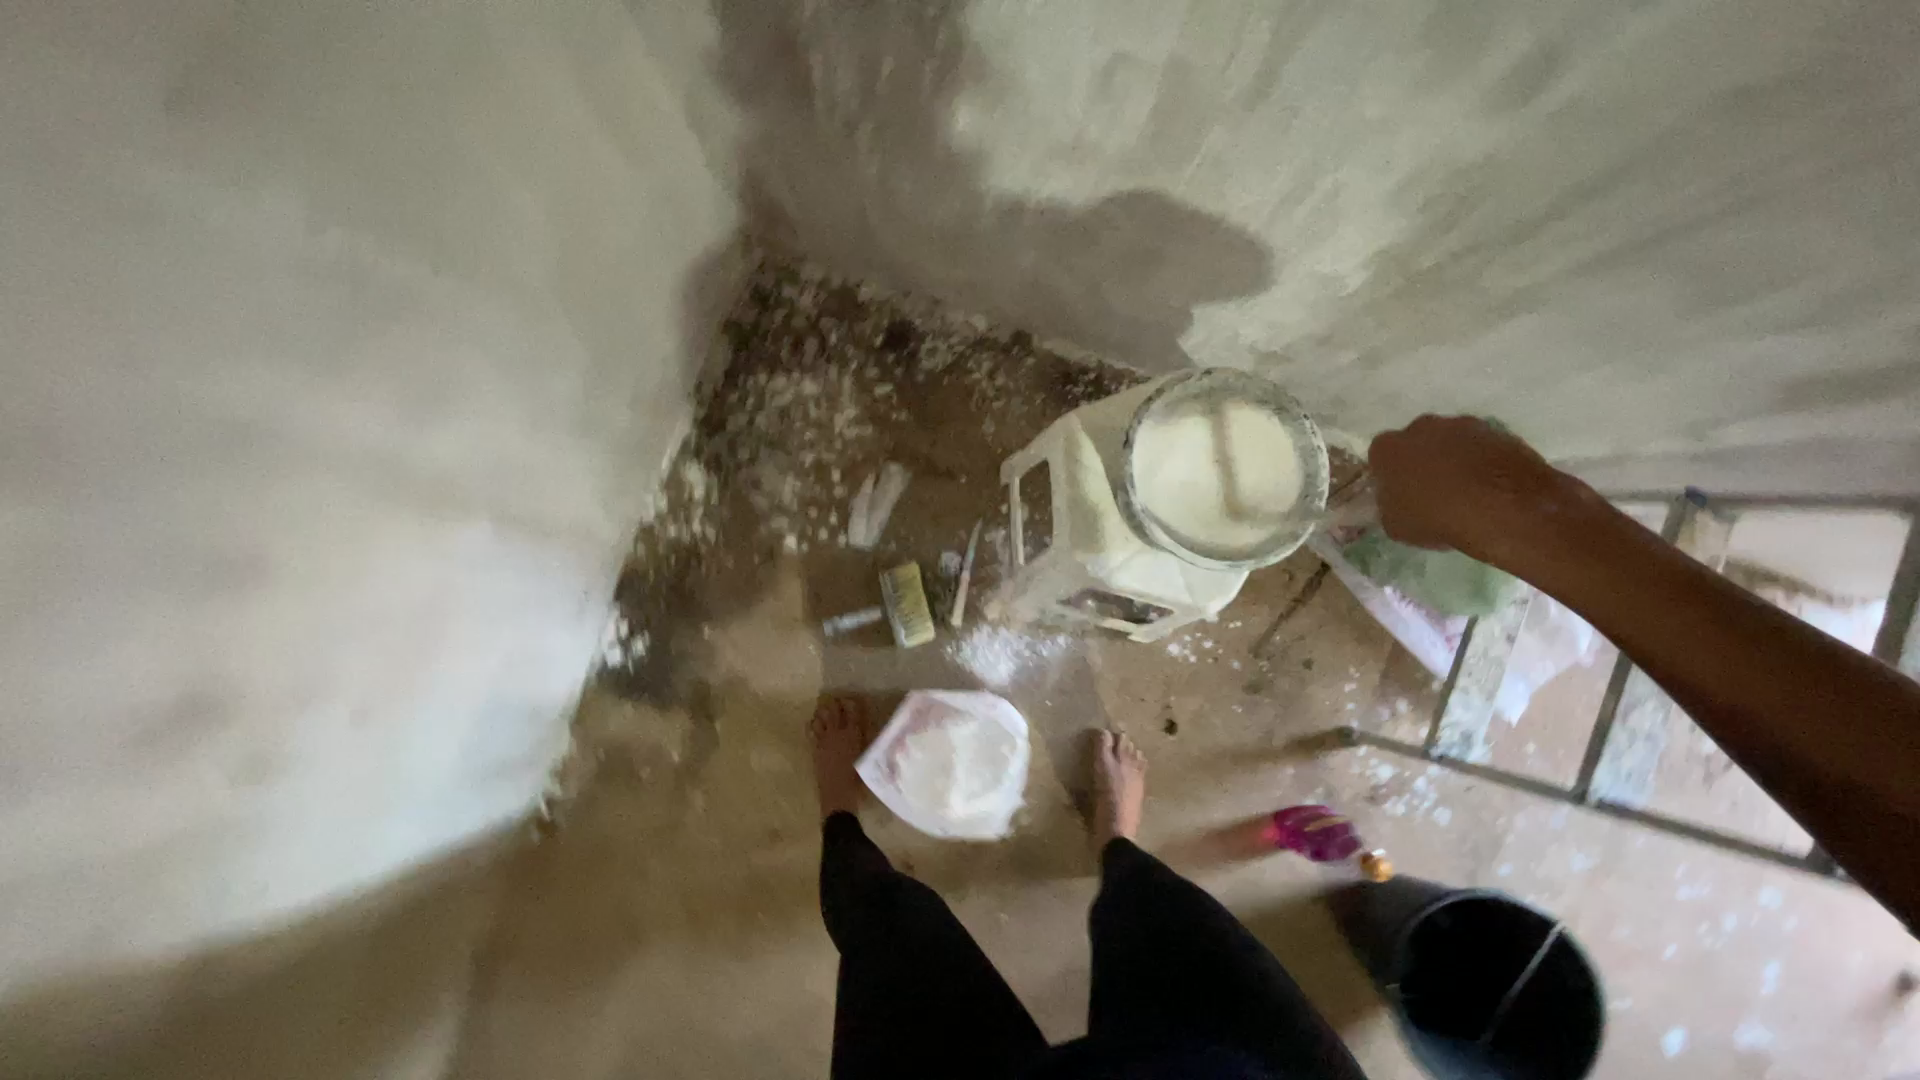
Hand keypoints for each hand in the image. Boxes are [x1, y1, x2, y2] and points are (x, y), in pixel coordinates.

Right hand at [1367, 415, 1581, 559]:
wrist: (1503, 509)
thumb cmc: (1436, 518)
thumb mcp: (1395, 525)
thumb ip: (1389, 505)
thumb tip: (1395, 500)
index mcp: (1388, 448)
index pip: (1380, 456)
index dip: (1389, 475)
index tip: (1399, 492)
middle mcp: (1421, 427)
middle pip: (1416, 441)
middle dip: (1422, 460)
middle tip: (1431, 489)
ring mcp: (1464, 425)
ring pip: (1451, 441)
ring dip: (1454, 458)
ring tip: (1466, 489)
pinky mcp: (1499, 431)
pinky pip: (1482, 447)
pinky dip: (1482, 461)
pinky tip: (1490, 486)